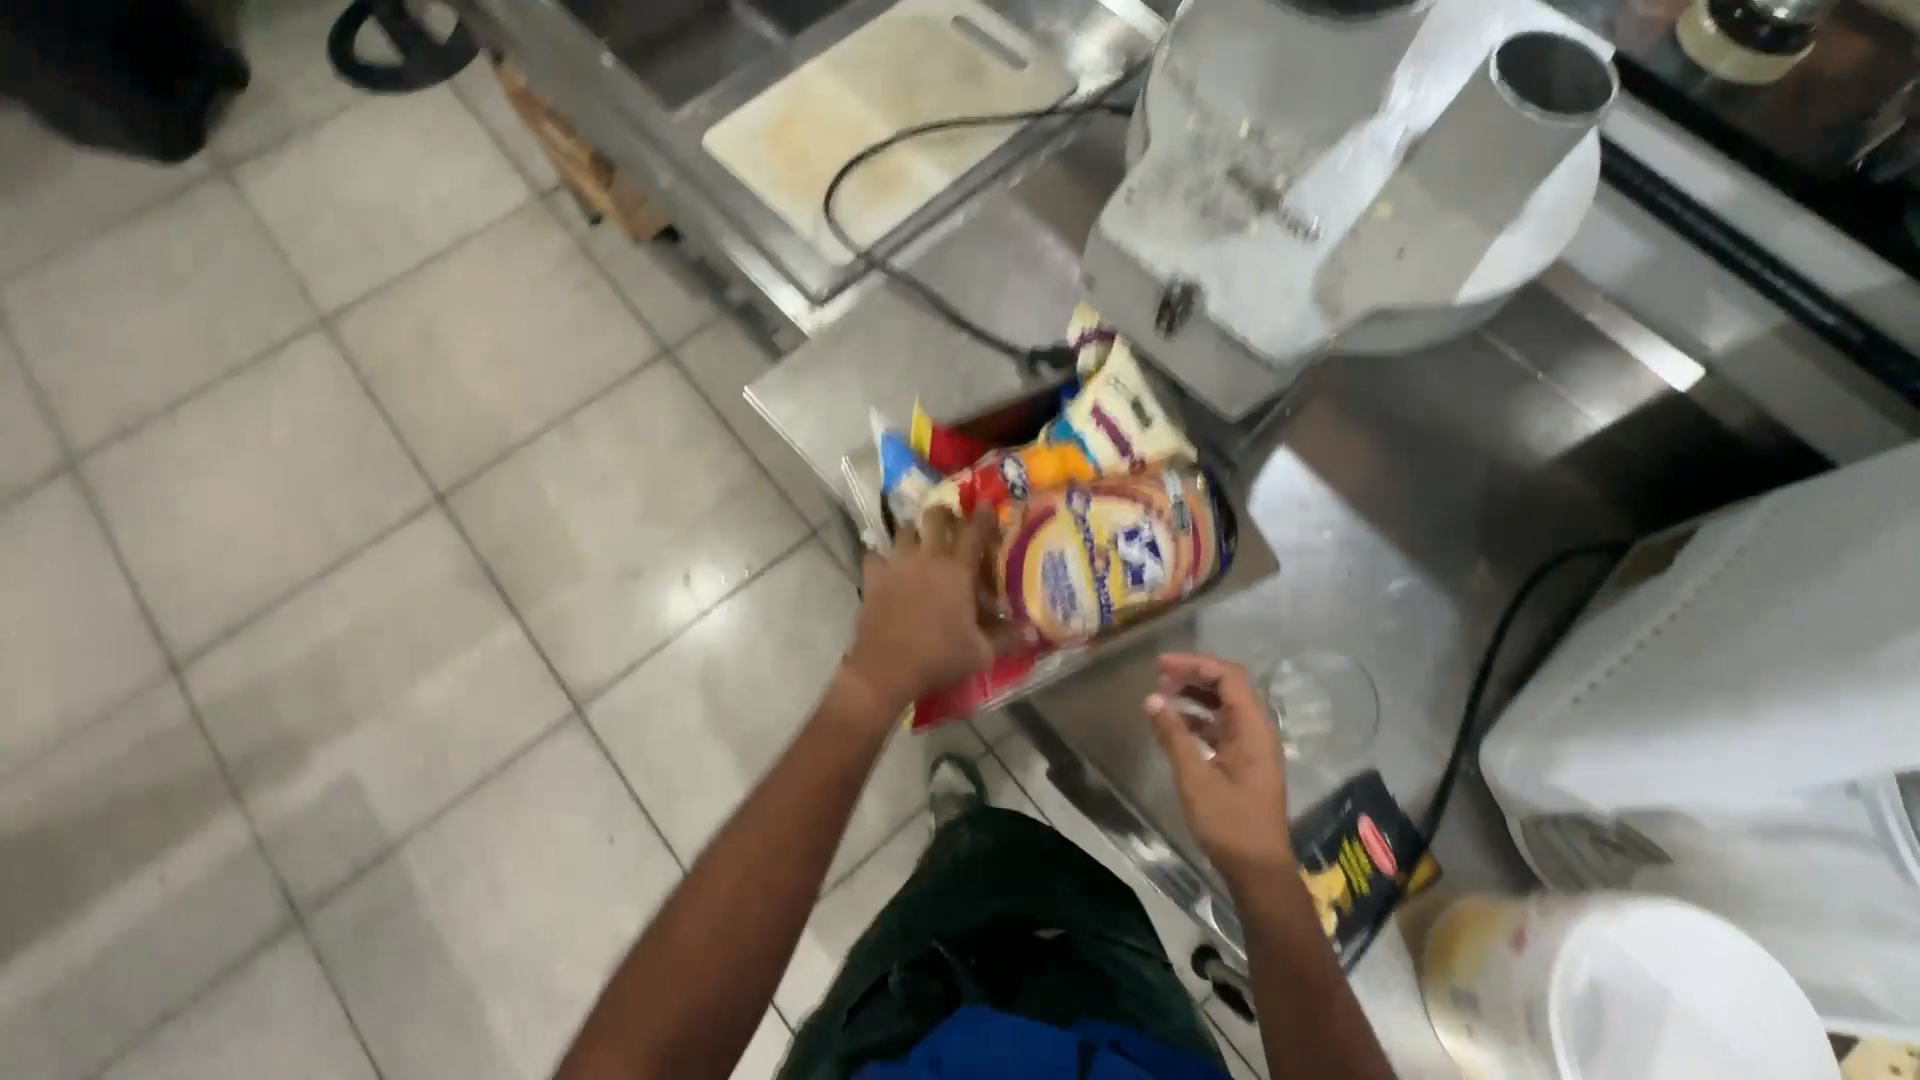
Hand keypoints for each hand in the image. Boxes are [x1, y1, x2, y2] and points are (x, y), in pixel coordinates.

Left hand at [841, 507, 997, 716]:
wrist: (887, 669)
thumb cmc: (939, 658)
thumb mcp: (980, 653)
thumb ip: (1007, 638)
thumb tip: (1032, 632)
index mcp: (958, 571)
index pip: (975, 531)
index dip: (984, 516)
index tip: (987, 506)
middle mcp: (928, 558)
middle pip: (935, 517)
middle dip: (944, 514)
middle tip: (950, 522)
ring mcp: (897, 564)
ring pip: (904, 530)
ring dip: (914, 532)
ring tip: (919, 543)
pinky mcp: (873, 577)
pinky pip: (875, 555)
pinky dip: (882, 558)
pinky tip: (887, 568)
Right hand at [1146, 653, 1295, 884]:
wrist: (1258, 869)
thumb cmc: (1229, 823)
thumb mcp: (1195, 778)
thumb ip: (1173, 735)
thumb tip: (1152, 699)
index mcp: (1254, 728)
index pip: (1228, 676)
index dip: (1195, 664)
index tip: (1160, 665)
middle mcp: (1258, 731)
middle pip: (1228, 687)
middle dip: (1193, 676)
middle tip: (1158, 677)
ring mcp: (1253, 747)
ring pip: (1224, 707)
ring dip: (1195, 697)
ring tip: (1161, 697)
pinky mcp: (1245, 763)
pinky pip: (1221, 728)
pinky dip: (1198, 720)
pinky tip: (1174, 725)